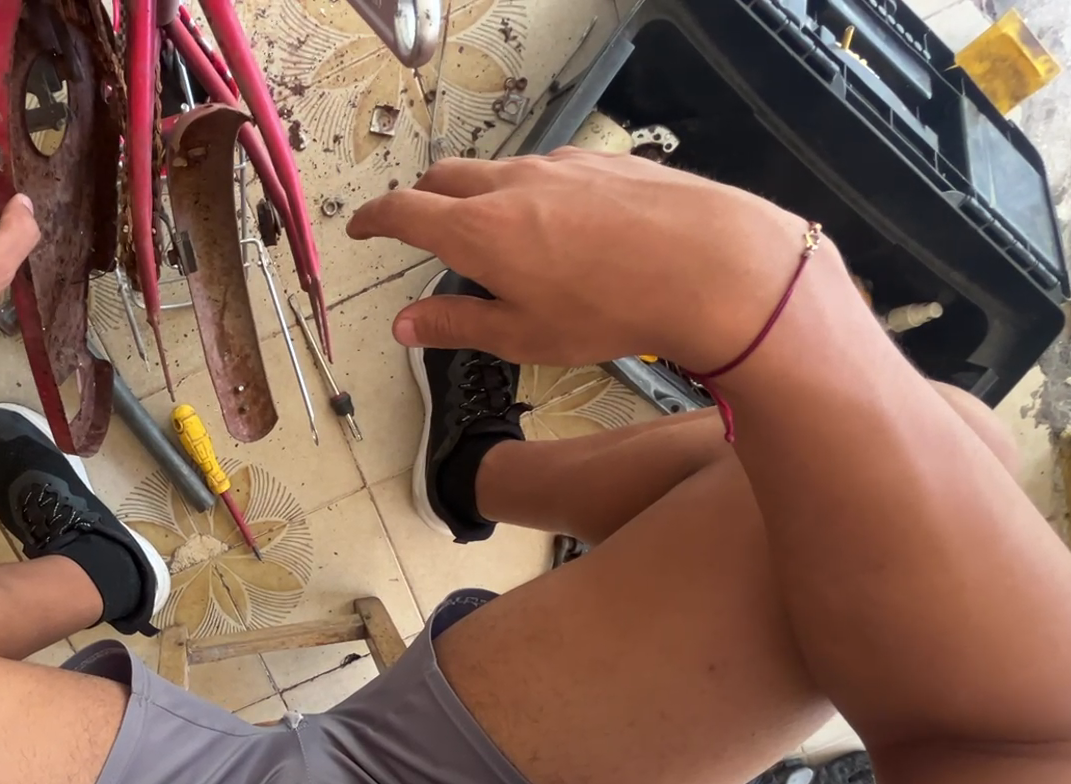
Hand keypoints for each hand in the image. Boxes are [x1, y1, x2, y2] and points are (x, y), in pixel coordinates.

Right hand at [347, 149, 817, 371]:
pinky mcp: (599, 161)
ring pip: (494, 171)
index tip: (359, 227)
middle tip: (419, 230)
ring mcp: (557, 166)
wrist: (711, 265)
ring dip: (474, 195)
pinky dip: (523, 191)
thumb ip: (454, 324)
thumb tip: (402, 324)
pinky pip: (543, 169)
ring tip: (491, 235)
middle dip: (420, 200)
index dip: (373, 218)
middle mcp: (509, 186)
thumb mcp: (518, 334)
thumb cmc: (606, 309)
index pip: (404, 211)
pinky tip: (552, 225)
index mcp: (477, 231)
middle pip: (443, 178)